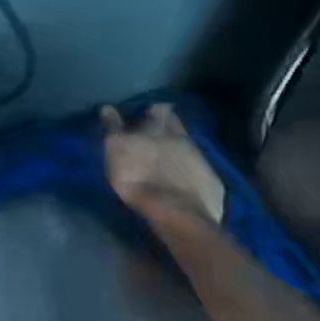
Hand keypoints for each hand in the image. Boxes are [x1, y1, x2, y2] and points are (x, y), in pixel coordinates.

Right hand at [101, 103, 225, 223]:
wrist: (177, 213)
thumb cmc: (139, 177)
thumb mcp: (116, 149)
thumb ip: (113, 127)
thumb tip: (107, 107)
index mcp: (160, 128)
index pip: (158, 110)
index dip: (153, 110)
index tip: (146, 112)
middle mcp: (183, 139)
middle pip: (176, 126)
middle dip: (169, 126)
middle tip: (157, 132)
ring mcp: (200, 162)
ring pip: (188, 148)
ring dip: (179, 150)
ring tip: (168, 159)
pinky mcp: (211, 184)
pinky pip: (200, 172)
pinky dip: (191, 173)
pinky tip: (184, 182)